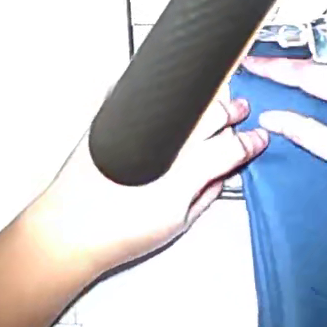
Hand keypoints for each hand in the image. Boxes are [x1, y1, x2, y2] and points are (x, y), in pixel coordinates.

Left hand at [18, 96, 268, 280]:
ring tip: (211, 105)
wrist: (70, 225)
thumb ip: (206, 193)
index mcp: (185, 171)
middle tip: (239, 110)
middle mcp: (162, 145)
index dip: (249, 141)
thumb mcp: (177, 221)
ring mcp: (135, 128)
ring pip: (180, 103)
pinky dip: (161, 97)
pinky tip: (168, 98)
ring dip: (201, 102)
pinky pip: (139, 95)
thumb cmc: (117, 231)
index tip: (257, 139)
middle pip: (208, 114)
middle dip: (230, 110)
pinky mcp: (109, 121)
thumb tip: (220, 175)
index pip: (230, 146)